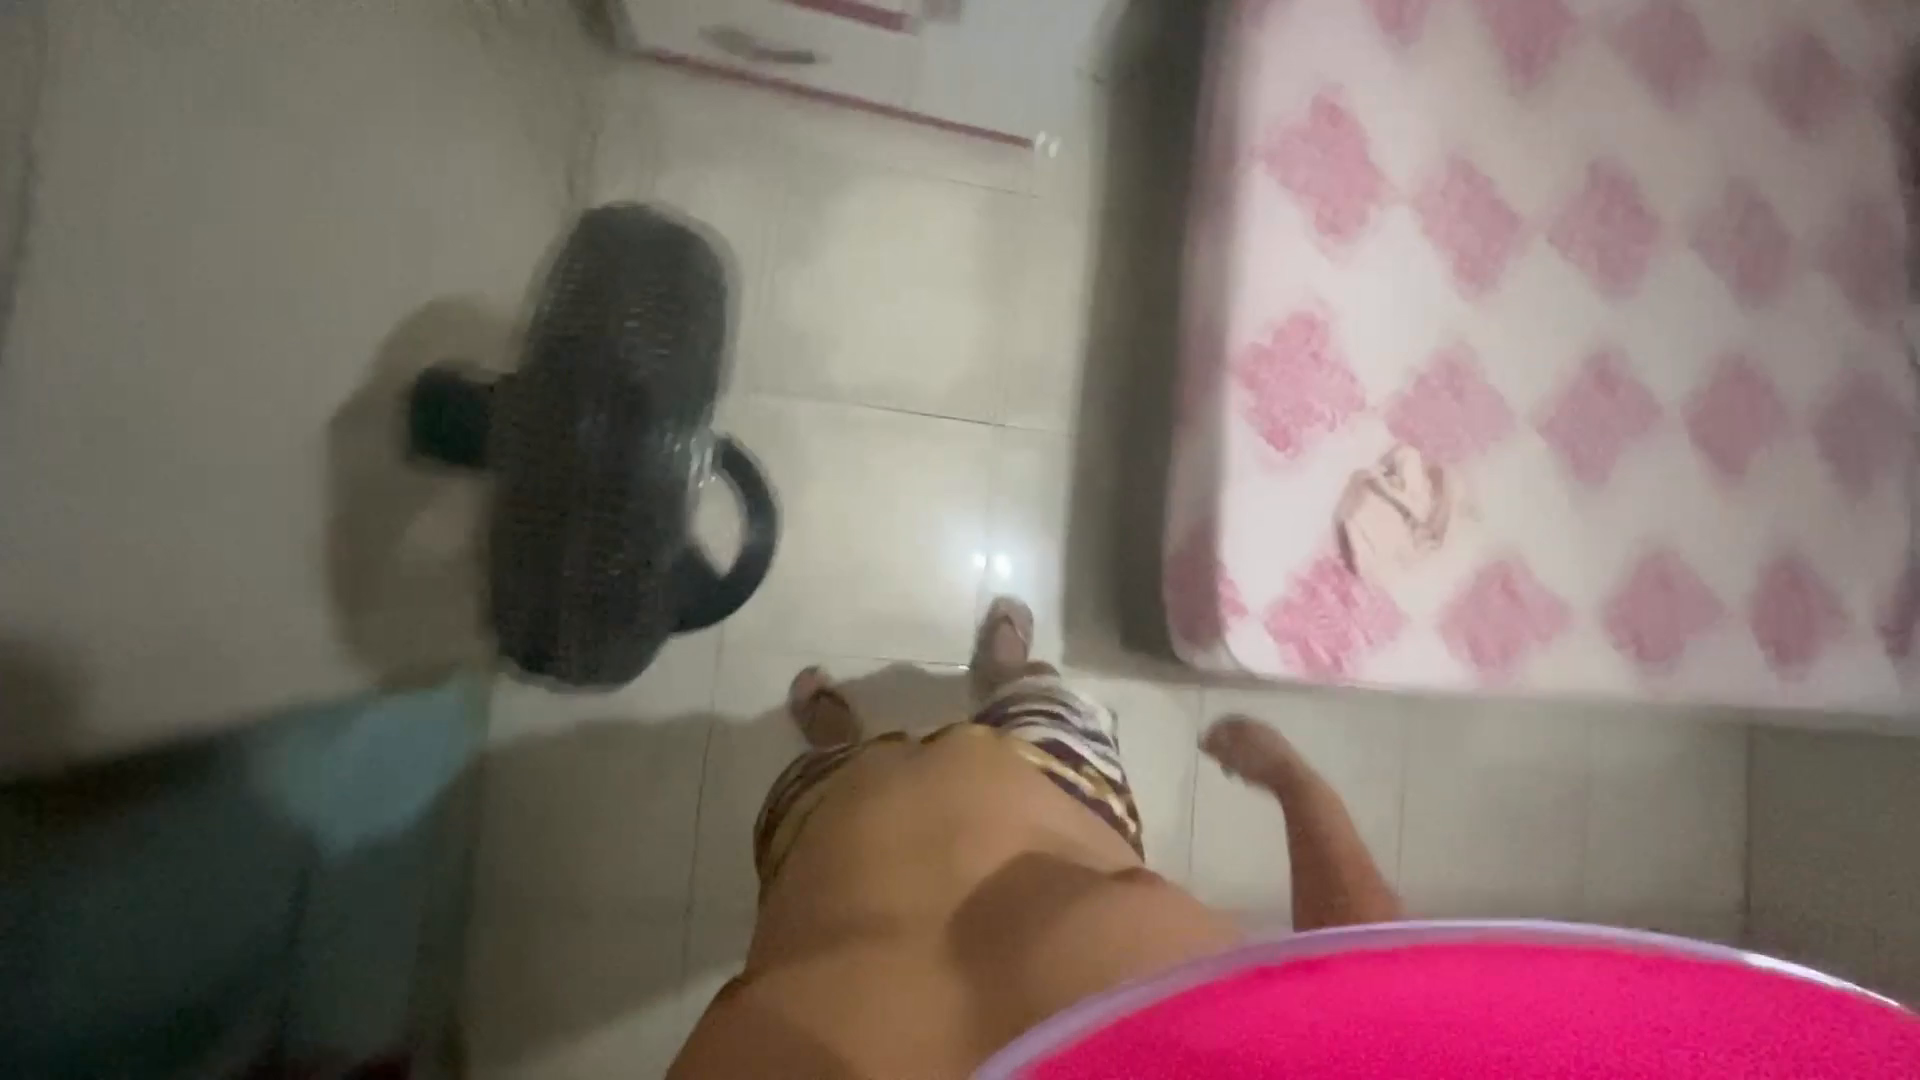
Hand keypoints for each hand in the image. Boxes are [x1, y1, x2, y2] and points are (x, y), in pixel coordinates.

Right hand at [1200, 715, 1299, 790]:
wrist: (1293, 780)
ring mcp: (1275, 739)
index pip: (1225, 721)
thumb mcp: (1230, 757)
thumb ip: (1215, 747)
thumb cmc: (1257, 767)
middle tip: (1217, 756)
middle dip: (1226, 742)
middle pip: (1238, 731)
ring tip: (1232, 767)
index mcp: (1247, 723)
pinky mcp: (1284, 753)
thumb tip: (1202, 741)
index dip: (1213, 731)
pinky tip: (1249, 772)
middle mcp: (1261, 726)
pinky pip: (1262, 751)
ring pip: (1250, 741)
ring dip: (1239, 752)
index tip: (1205, 744)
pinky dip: (1251, 758)